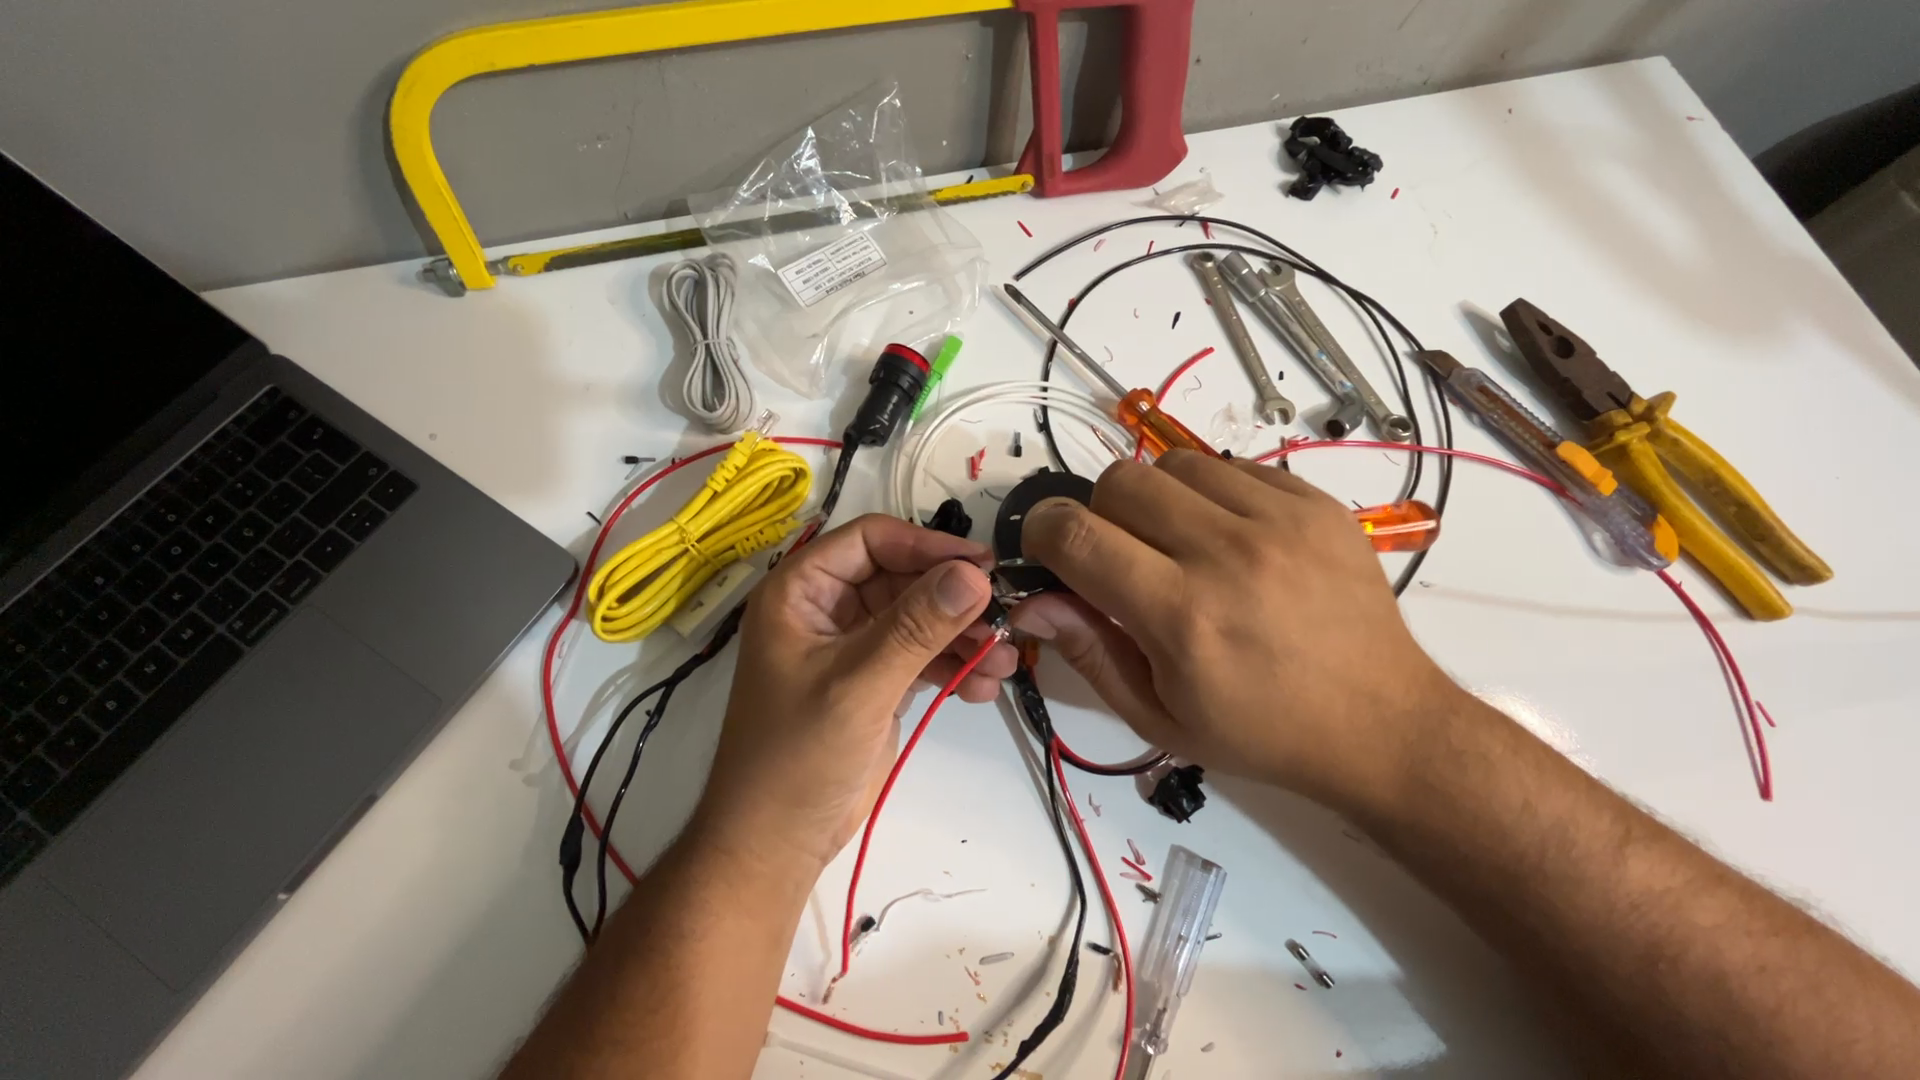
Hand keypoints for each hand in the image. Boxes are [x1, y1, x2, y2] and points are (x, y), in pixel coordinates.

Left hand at [697, 515, 1017, 869]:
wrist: (776, 841)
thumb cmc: (798, 755)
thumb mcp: (859, 684)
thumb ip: (917, 627)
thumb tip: (974, 574)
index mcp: (801, 591)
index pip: (871, 541)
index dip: (926, 545)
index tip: (981, 564)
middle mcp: (827, 609)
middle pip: (902, 579)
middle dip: (952, 599)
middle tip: (1003, 616)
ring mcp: (853, 647)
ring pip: (918, 619)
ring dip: (962, 636)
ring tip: (1004, 659)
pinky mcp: (875, 682)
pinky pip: (921, 656)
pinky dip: (953, 666)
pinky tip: (985, 686)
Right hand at [1010, 451, 1464, 806]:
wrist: (1380, 724)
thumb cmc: (1258, 732)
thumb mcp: (1157, 717)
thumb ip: (1089, 650)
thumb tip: (1031, 601)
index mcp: (1181, 616)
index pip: (1077, 534)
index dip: (1043, 530)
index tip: (1048, 548)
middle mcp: (1227, 554)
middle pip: (1120, 481)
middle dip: (1100, 514)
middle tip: (1123, 557)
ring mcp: (1280, 521)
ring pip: (1174, 464)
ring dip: (1157, 499)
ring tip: (1180, 545)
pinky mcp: (1317, 504)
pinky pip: (1233, 467)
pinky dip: (1212, 495)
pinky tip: (1231, 539)